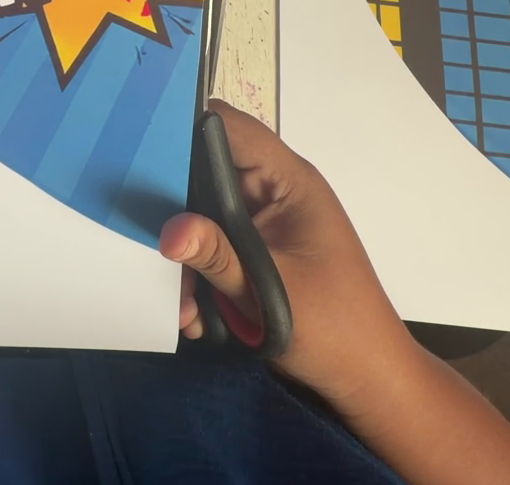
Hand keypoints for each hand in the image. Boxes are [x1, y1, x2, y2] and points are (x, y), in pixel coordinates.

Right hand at [159, 99, 417, 410]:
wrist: (368, 383)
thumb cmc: (337, 329)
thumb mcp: (270, 290)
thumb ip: (217, 255)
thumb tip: (169, 231)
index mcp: (288, 182)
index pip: (232, 129)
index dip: (187, 126)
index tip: (140, 142)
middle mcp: (271, 192)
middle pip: (205, 173)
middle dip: (174, 206)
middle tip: (142, 230)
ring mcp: (259, 221)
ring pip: (201, 215)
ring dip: (185, 253)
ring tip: (179, 297)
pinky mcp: (250, 249)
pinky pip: (209, 245)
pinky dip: (196, 274)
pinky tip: (194, 311)